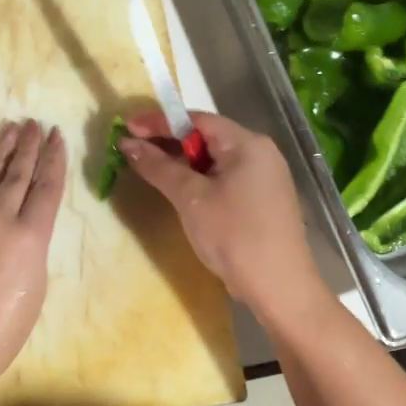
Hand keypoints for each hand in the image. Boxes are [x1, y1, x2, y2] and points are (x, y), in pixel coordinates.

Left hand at [0, 120, 66, 381]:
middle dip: (29, 147)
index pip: (46, 187)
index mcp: (30, 237)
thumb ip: (32, 243)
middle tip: (36, 124)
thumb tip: (23, 221)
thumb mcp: (35, 282)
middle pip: (17, 174)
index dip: (53, 159)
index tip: (57, 137)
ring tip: (12, 129)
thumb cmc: (5, 327)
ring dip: (2, 151)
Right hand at [120, 111, 326, 314]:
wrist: (279, 286)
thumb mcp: (190, 198)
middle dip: (169, 142)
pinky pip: (225, 178)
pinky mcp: (262, 200)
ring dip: (182, 163)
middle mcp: (261, 153)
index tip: (127, 128)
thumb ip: (158, 167)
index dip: (159, 122)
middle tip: (134, 150)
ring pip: (215, 160)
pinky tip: (181, 192)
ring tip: (152, 171)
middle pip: (207, 137)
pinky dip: (199, 179)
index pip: (197, 119)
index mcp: (247, 143)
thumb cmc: (234, 235)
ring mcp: (265, 178)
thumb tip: (127, 144)